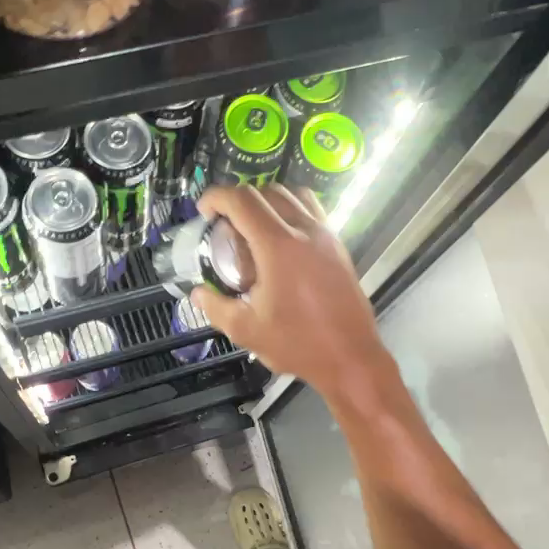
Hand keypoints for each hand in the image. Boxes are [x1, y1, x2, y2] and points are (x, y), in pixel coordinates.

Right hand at [191, 184, 391, 401]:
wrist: (350, 357)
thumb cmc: (298, 344)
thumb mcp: (247, 330)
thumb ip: (216, 307)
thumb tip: (198, 293)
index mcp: (278, 246)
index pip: (242, 201)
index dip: (216, 197)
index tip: (204, 212)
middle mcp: (304, 231)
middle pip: (266, 192)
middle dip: (238, 199)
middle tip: (224, 225)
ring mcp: (325, 235)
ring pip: (292, 194)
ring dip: (266, 199)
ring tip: (253, 226)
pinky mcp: (338, 245)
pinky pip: (312, 209)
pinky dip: (291, 208)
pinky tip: (282, 236)